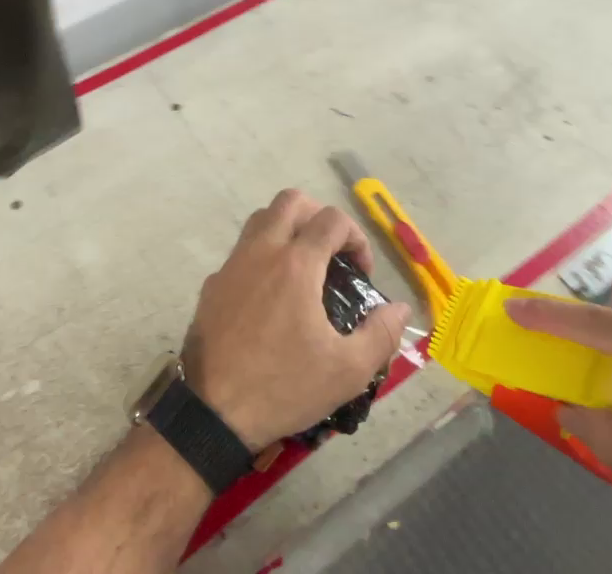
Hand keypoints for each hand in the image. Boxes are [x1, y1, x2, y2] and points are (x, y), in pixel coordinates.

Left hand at [183, 190, 412, 451]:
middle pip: (290, 201)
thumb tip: (399, 309)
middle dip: (318, 216)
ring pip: (260, 220)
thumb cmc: (283, 387)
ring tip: (305, 268)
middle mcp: (260, 252)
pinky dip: (262, 257)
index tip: (362, 272)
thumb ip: (381, 334)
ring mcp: (231, 266)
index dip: (356, 237)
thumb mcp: (347, 371)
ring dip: (287, 229)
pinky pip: (241, 252)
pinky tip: (271, 298)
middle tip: (333, 253)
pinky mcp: (211, 285)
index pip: (331, 219)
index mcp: (295, 264)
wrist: (212, 410)